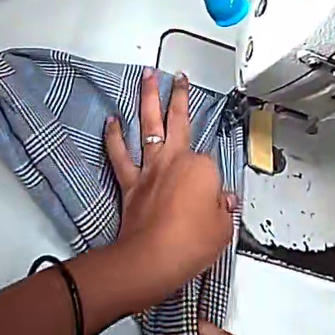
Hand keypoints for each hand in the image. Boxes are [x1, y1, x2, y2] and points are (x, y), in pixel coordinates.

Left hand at [102, 70, 236, 304]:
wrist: (153, 257)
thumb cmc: (191, 243)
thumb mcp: (223, 228)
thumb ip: (223, 209)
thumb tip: (224, 201)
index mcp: (202, 168)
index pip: (210, 163)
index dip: (211, 179)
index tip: (212, 196)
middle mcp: (174, 160)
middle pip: (178, 120)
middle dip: (179, 95)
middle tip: (179, 77)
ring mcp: (150, 167)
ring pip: (149, 125)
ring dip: (147, 99)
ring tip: (147, 77)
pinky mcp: (129, 180)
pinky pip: (119, 153)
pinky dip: (113, 136)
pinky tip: (111, 120)